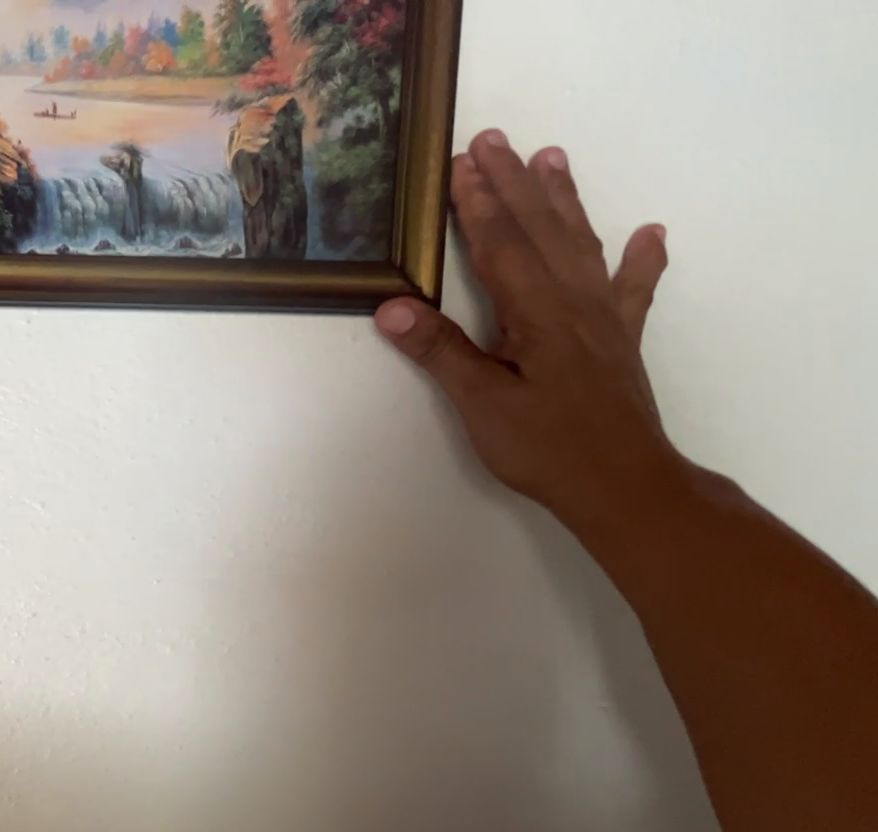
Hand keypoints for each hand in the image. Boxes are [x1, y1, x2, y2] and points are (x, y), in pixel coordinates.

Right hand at [375, 130, 687, 530]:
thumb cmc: (543, 445)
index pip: (502, 247)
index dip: (479, 205)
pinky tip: (650, 233)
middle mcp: (576, 302)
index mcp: (539, 314)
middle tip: (494, 140)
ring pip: (581, 244)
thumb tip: (392, 307)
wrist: (620, 481)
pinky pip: (632, 288)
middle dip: (515, 184)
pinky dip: (640, 258)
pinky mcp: (620, 339)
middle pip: (541, 231)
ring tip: (550, 157)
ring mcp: (604, 318)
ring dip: (562, 200)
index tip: (458, 165)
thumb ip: (441, 351)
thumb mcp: (480, 402)